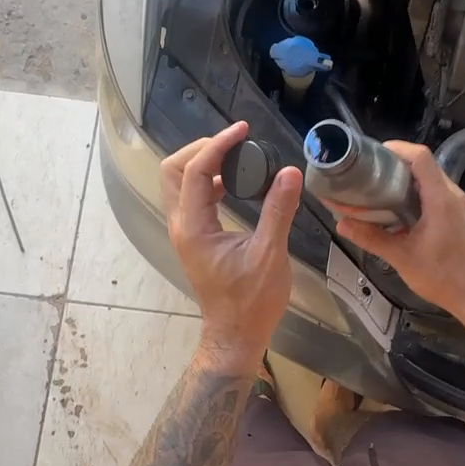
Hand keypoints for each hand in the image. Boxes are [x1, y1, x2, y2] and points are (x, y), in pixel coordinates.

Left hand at [160, 121, 302, 372]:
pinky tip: (236, 182)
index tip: (243, 130)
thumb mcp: (269, 255)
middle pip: (174, 170)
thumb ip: (278, 210)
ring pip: (180, 183)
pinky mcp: (196, 237)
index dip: (218, 145)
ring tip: (238, 155)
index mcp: (194, 226)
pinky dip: (210, 180)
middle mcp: (182, 225)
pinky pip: (193, 197)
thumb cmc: (251, 301)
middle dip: (202, 148)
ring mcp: (186, 231)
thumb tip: (290, 172)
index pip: (196, 171)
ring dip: (204, 163)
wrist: (235, 335)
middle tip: (236, 142)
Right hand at [330, 142, 464, 319]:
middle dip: (395, 164)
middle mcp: (453, 195)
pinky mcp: (459, 215)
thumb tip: (342, 224)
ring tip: (378, 189)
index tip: (373, 154)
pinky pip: (436, 193)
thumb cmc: (443, 277)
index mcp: (441, 199)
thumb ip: (371, 238)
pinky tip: (398, 209)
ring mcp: (459, 204)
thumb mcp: (402, 257)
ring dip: (406, 179)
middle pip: (424, 165)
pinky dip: (416, 193)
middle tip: (369, 172)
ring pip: (430, 179)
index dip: (397, 148)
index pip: (421, 157)